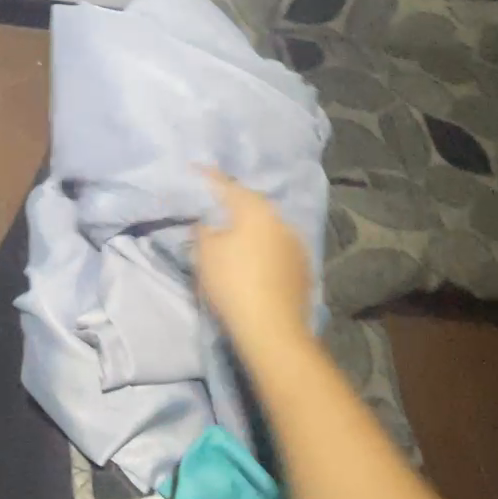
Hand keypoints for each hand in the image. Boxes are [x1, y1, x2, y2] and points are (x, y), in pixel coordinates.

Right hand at [194, 169, 314, 350]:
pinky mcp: (303, 267)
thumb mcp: (205, 252)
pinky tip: (253, 257)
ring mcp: (296, 244)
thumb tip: (208, 221)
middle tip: (212, 203)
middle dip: (232, 202)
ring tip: (232, 232)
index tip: (194, 169)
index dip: (208, 177)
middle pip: (251, 204)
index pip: (227, 186)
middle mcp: (280, 220)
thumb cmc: (232, 284)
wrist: (272, 329)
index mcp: (255, 211)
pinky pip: (277, 245)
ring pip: (267, 225)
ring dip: (249, 225)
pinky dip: (263, 245)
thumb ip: (204, 228)